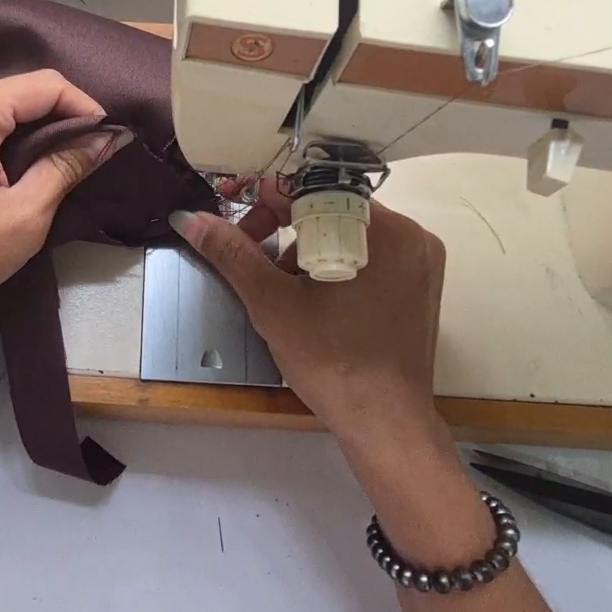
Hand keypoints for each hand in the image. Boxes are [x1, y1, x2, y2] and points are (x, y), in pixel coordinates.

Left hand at [0, 70, 131, 354]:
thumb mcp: (22, 217)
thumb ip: (66, 168)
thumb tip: (109, 139)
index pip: (44, 85)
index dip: (85, 108)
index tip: (110, 142)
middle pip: (23, 91)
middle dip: (64, 119)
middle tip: (92, 157)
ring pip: (4, 107)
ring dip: (39, 131)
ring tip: (66, 165)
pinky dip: (13, 140)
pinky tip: (28, 168)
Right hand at [171, 177, 447, 447]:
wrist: (384, 421)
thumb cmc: (331, 361)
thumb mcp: (272, 302)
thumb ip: (231, 252)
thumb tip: (189, 218)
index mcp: (382, 230)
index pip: (312, 189)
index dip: (264, 199)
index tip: (234, 219)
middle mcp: (410, 234)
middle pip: (331, 208)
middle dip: (285, 230)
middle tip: (255, 262)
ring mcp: (421, 260)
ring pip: (347, 232)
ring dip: (308, 251)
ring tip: (287, 293)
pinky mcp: (421, 284)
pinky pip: (369, 255)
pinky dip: (335, 266)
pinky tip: (318, 301)